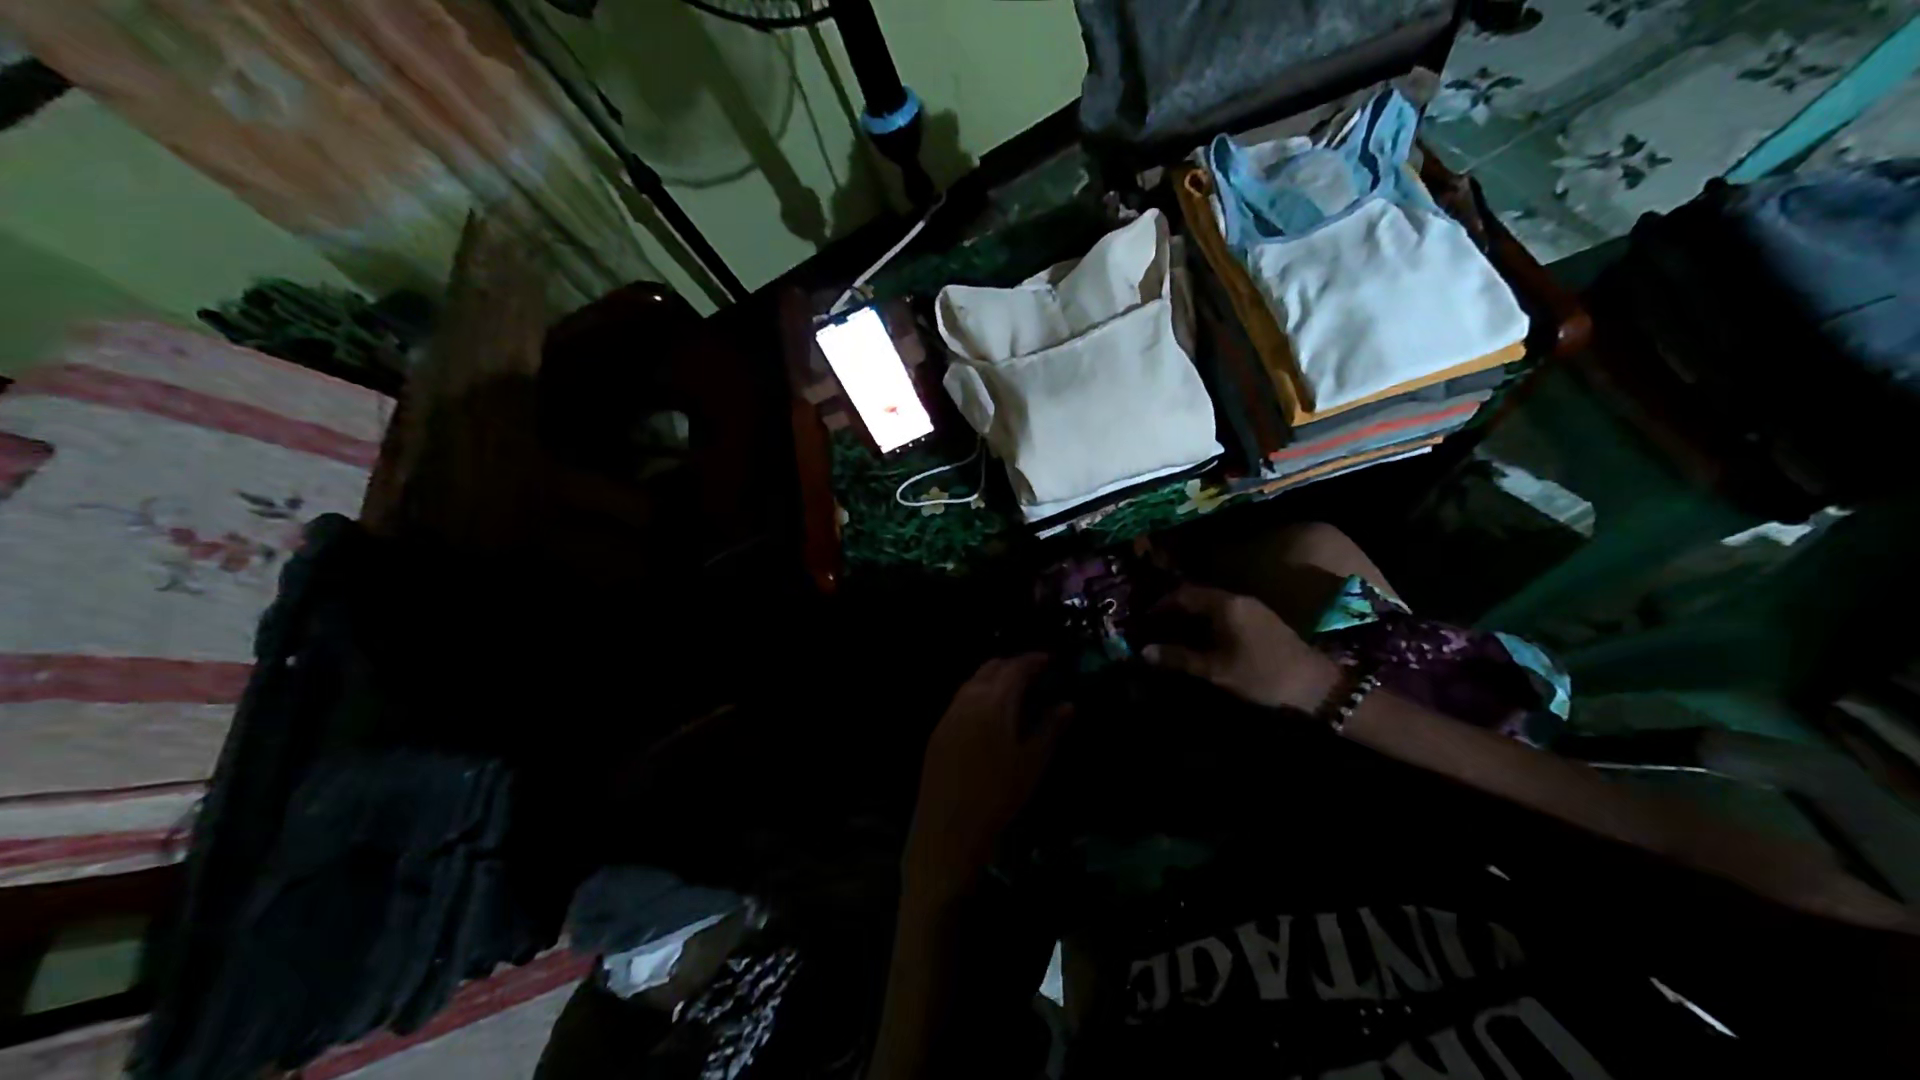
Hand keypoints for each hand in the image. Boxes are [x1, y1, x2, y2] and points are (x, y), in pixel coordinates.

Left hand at [904, 654, 1070, 903]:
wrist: (950, 825)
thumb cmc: (999, 793)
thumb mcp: (1033, 761)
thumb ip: (1051, 728)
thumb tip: (1067, 704)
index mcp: (995, 701)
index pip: (1015, 668)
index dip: (1033, 660)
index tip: (1048, 659)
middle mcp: (968, 699)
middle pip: (991, 668)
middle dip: (1013, 665)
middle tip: (1034, 674)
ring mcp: (950, 714)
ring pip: (973, 682)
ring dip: (994, 678)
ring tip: (1014, 692)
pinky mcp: (939, 730)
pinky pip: (961, 699)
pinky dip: (979, 694)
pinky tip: (990, 714)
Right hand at [1142, 584, 1342, 711]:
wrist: (1314, 685)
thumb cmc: (1261, 674)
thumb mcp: (1215, 669)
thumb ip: (1178, 658)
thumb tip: (1143, 651)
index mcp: (1226, 604)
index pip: (1184, 594)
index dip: (1160, 605)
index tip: (1144, 619)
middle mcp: (1238, 599)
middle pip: (1197, 597)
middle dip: (1174, 611)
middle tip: (1154, 628)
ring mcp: (1252, 608)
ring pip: (1212, 606)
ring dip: (1190, 618)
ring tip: (1172, 636)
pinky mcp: (1261, 620)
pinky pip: (1225, 614)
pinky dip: (1206, 623)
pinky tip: (1199, 641)